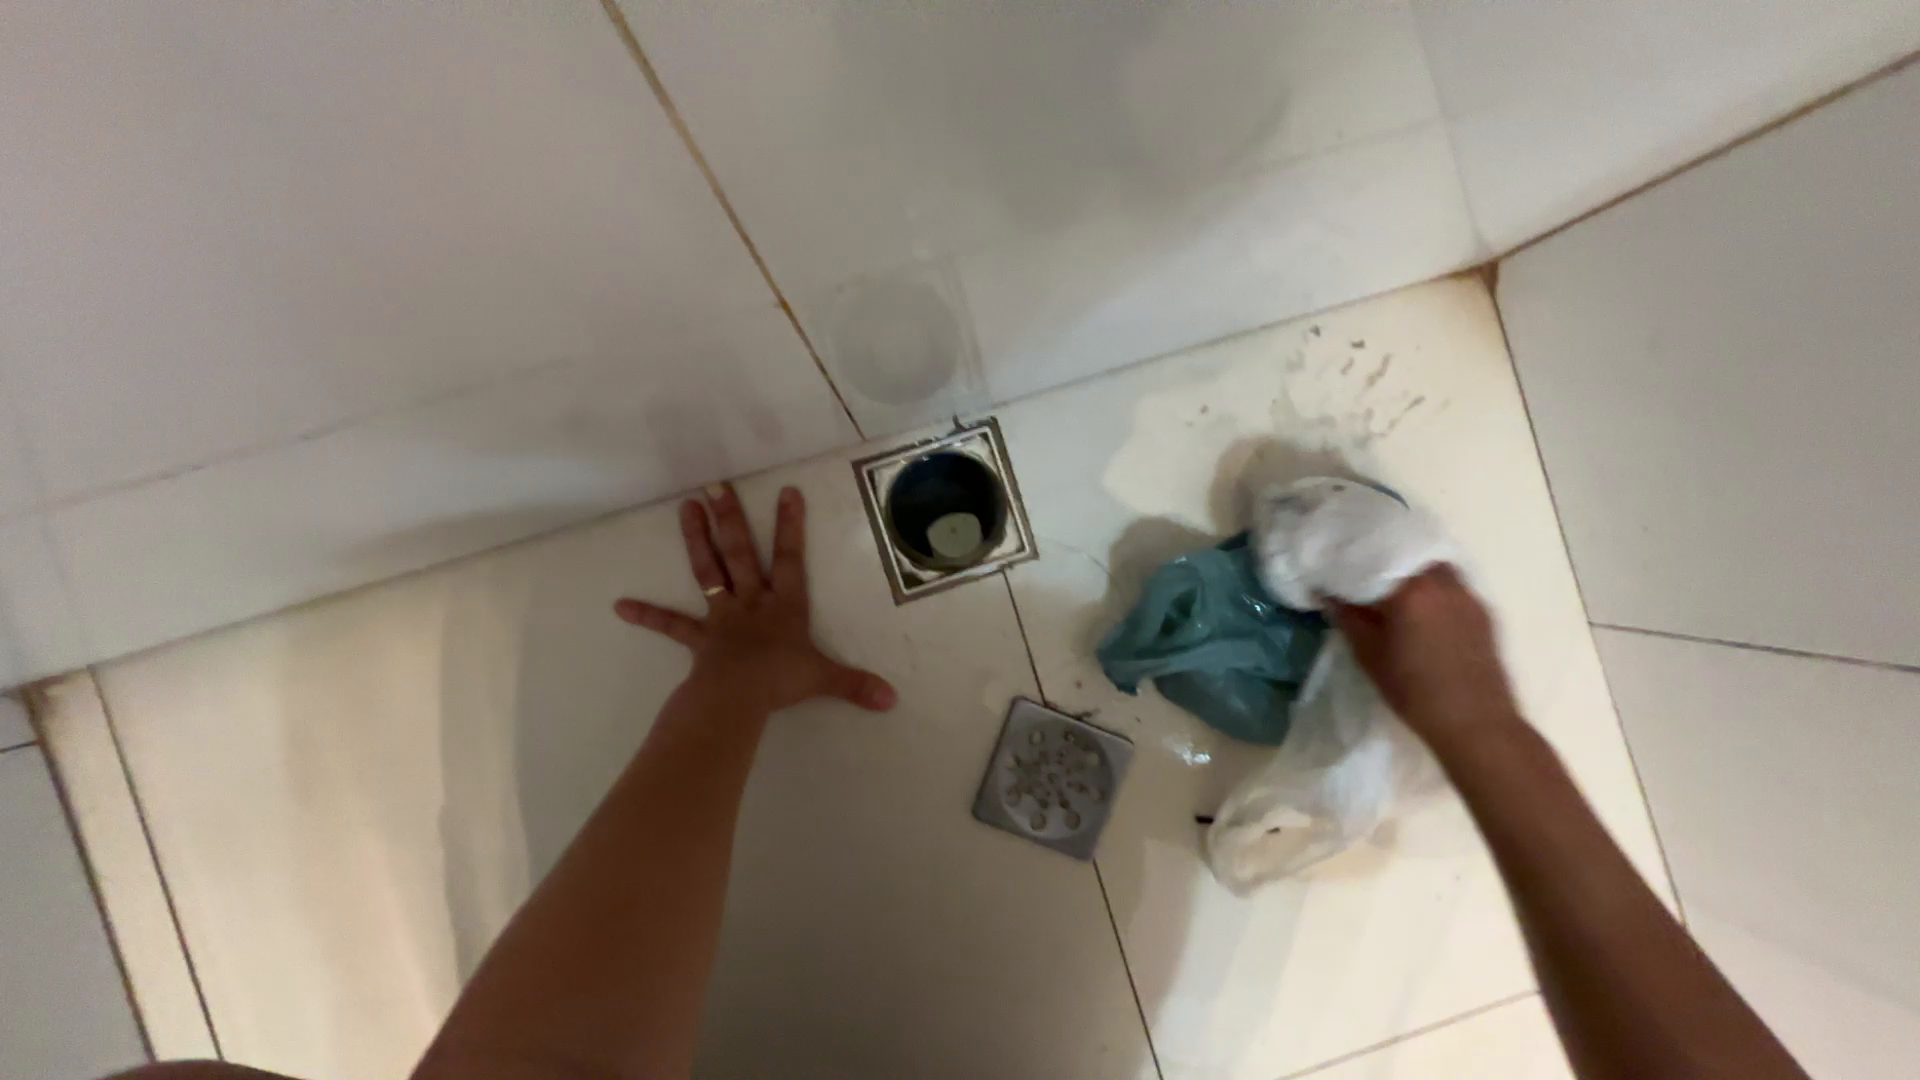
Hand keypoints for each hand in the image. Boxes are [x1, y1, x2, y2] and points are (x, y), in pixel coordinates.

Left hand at [614, 483, 897, 714]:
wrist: (737, 698)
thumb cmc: (780, 681)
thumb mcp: (825, 679)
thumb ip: (856, 685)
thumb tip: (892, 700)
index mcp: (784, 605)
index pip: (791, 558)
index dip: (791, 525)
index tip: (787, 491)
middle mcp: (752, 601)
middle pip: (741, 553)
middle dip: (732, 519)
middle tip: (717, 485)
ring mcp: (722, 616)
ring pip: (709, 571)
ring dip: (697, 540)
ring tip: (685, 508)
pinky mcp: (698, 638)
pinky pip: (671, 625)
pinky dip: (647, 615)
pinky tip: (619, 605)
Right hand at [1324, 564, 1522, 745]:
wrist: (1475, 722)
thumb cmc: (1413, 690)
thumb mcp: (1368, 654)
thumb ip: (1347, 617)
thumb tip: (1327, 593)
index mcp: (1410, 591)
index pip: (1371, 564)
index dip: (1348, 567)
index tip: (1332, 575)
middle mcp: (1442, 583)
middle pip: (1405, 557)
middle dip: (1381, 563)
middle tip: (1360, 578)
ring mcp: (1467, 595)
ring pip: (1431, 567)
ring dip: (1409, 572)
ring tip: (1390, 590)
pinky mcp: (1482, 610)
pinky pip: (1451, 585)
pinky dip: (1431, 587)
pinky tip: (1420, 608)